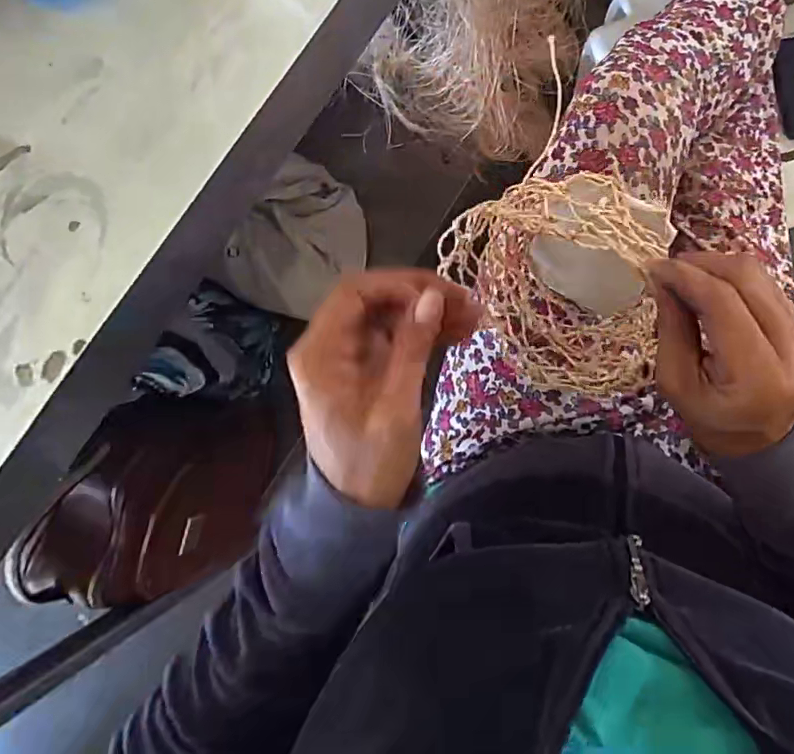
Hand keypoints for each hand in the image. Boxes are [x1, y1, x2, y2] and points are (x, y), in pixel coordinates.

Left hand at [288, 269, 480, 508]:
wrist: (357, 508)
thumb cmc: (370, 462)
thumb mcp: (395, 406)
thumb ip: (412, 347)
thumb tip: (433, 297)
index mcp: (320, 352)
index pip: (354, 293)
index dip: (398, 285)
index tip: (439, 296)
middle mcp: (328, 345)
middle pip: (374, 298)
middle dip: (421, 295)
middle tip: (466, 302)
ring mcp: (347, 354)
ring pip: (390, 312)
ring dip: (429, 310)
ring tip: (473, 316)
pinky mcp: (366, 364)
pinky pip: (396, 333)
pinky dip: (425, 329)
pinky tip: (459, 331)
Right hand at [649, 252, 793, 458]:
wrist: (765, 443)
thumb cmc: (715, 421)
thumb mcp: (677, 385)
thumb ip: (671, 330)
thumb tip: (664, 281)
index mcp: (759, 375)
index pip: (722, 303)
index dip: (686, 276)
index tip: (656, 268)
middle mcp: (793, 349)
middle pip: (746, 278)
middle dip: (702, 263)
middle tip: (670, 268)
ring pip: (759, 274)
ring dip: (718, 266)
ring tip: (688, 276)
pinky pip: (768, 285)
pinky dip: (735, 279)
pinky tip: (714, 289)